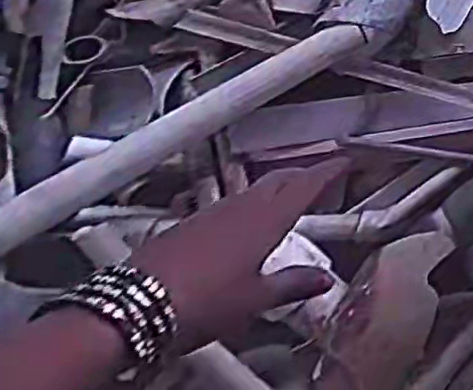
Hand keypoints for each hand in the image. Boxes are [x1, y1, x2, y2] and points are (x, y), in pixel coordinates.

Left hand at [128, 160, 346, 348]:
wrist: (126, 310)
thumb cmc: (199, 303)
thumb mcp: (252, 301)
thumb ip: (292, 285)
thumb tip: (325, 280)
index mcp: (269, 217)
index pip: (309, 183)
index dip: (330, 170)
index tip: (346, 161)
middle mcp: (244, 205)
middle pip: (282, 178)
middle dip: (304, 174)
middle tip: (320, 178)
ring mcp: (213, 211)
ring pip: (255, 189)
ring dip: (275, 188)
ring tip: (284, 200)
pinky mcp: (187, 224)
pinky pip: (229, 203)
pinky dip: (246, 205)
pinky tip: (240, 225)